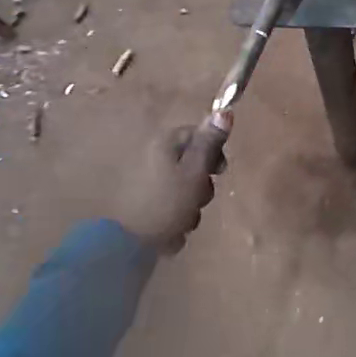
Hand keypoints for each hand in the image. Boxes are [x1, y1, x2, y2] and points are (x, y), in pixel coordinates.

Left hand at [112, 111, 231, 252]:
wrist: (130, 245)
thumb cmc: (168, 204)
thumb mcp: (195, 171)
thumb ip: (210, 143)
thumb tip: (224, 111)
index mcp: (166, 144)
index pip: (198, 134)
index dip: (214, 151)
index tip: (220, 171)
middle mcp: (155, 158)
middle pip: (193, 163)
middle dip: (202, 185)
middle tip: (198, 199)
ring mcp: (149, 182)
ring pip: (185, 188)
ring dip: (191, 206)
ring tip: (183, 221)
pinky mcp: (146, 205)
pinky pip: (172, 206)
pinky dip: (177, 218)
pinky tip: (173, 231)